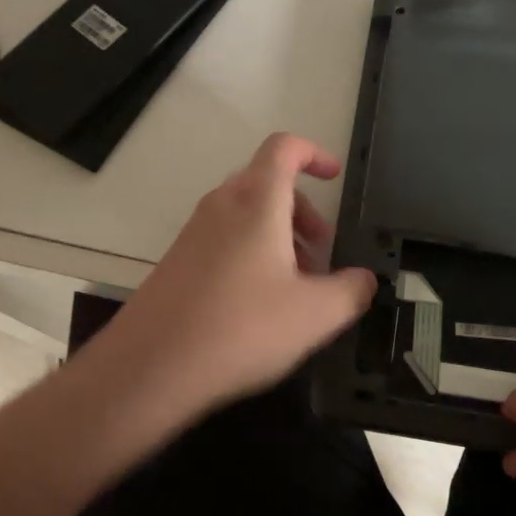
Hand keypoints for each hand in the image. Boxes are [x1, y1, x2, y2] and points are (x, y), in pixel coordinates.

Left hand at [101, 132, 377, 411]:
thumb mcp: (314, 315)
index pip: (285, 148)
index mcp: (257, 200)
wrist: (149, 367)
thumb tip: (366, 279)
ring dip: (279, 235)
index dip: (314, 153)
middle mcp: (223, 204)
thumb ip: (352, 291)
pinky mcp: (178, 261)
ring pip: (246, 213)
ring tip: (297, 286)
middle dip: (302, 210)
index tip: (335, 177)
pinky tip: (260, 306)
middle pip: (268, 182)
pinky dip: (251, 253)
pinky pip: (224, 238)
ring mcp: (195, 232)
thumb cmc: (240, 328)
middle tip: (323, 251)